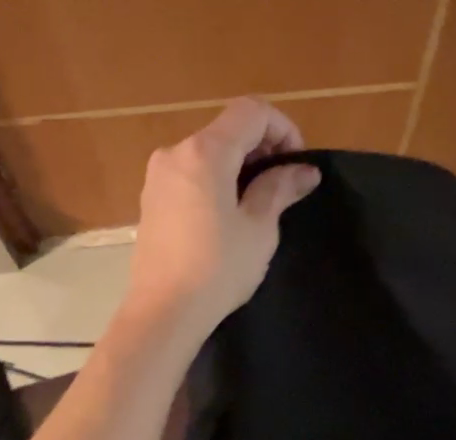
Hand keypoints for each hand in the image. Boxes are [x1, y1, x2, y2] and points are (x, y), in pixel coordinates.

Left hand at [123, 98, 321, 334]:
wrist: (164, 312)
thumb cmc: (218, 269)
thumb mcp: (258, 229)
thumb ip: (279, 190)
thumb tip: (304, 171)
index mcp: (205, 152)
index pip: (250, 111)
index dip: (282, 128)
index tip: (297, 164)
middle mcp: (176, 152)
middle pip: (226, 130)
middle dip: (260, 149)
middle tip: (284, 186)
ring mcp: (158, 177)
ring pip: (207, 154)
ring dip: (237, 168)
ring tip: (257, 206)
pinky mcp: (151, 202)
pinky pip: (190, 177)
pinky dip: (214, 183)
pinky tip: (227, 219)